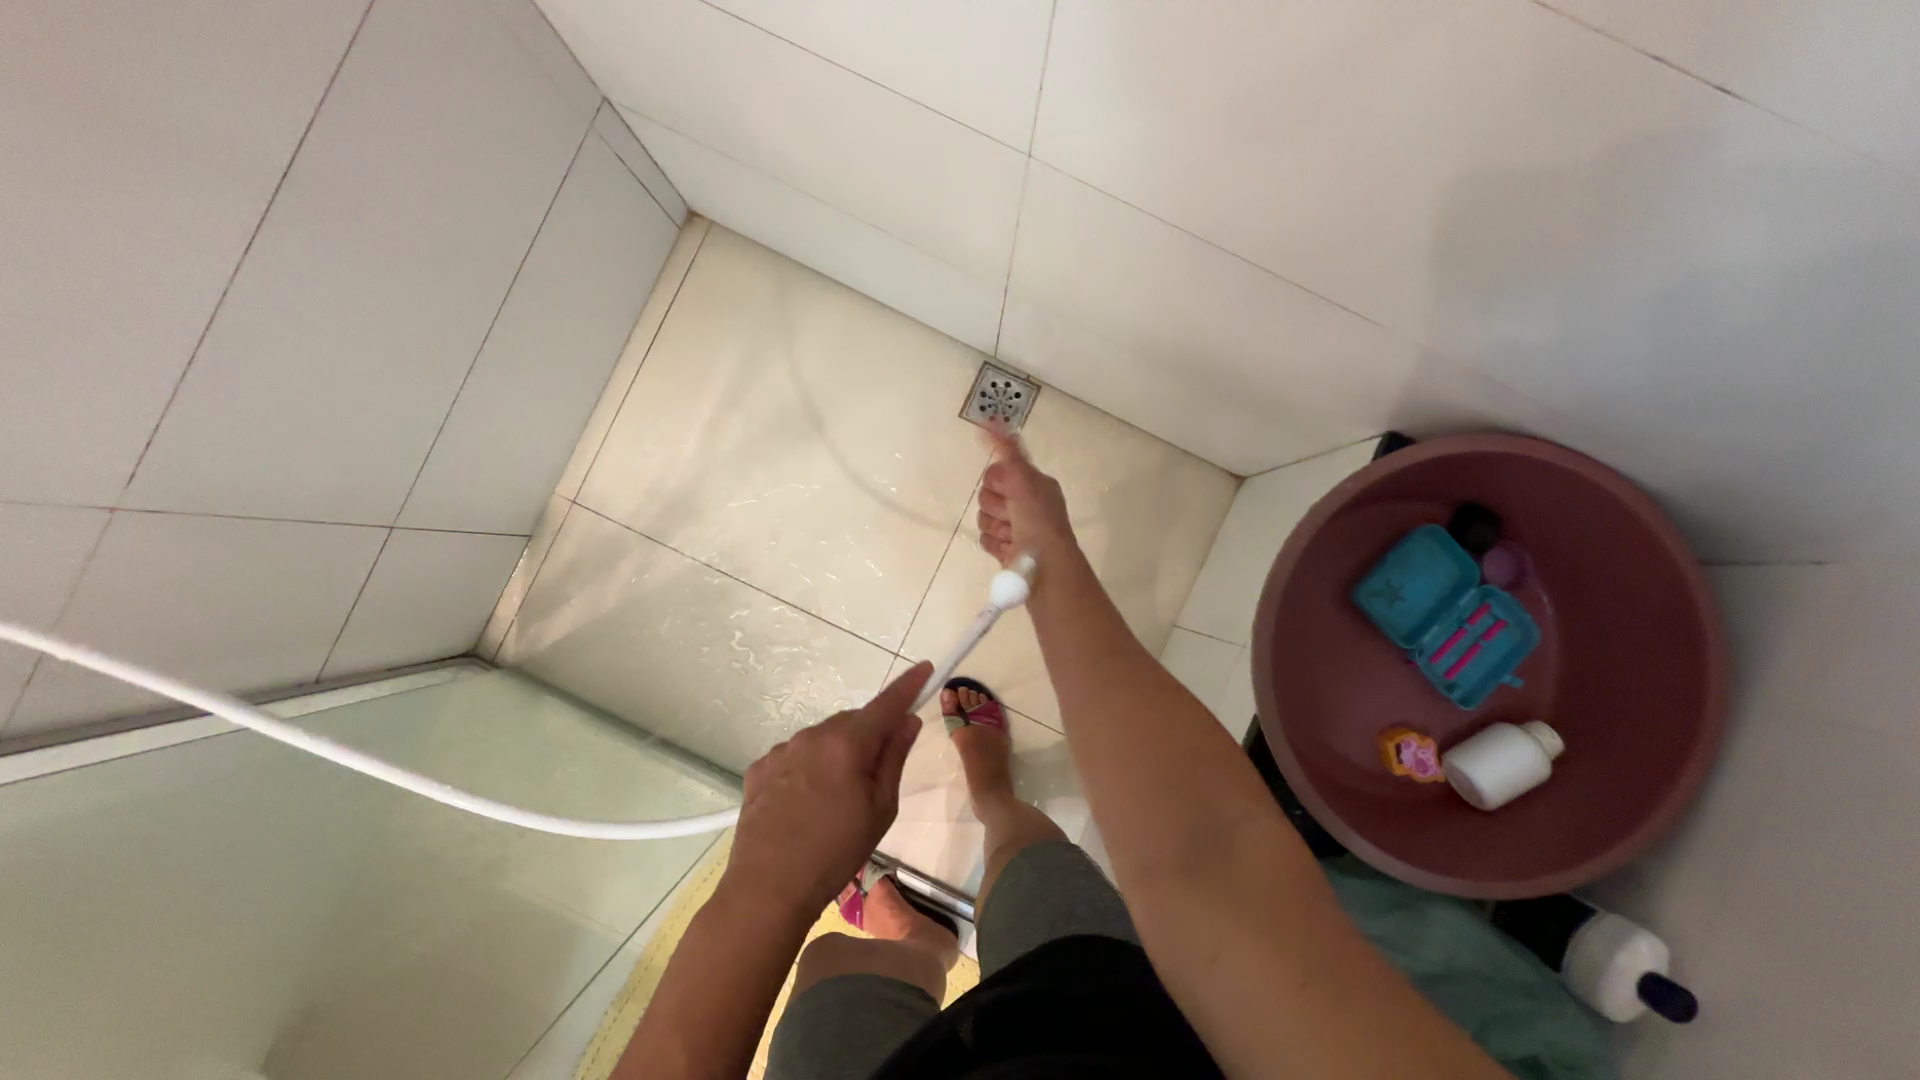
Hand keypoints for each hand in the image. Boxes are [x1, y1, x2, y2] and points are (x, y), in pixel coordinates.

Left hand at [723, 661, 931, 915]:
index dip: (908, 685)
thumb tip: (907, 720)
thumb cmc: (836, 852)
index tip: (925, 668)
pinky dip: (809, 767)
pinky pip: (796, 756)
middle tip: (877, 774)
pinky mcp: (759, 770)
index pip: (886, 704)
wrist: (768, 888)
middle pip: (852, 721)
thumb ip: (894, 758)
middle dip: (869, 734)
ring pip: (822, 739)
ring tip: (836, 799)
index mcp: (847, 743)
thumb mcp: (881, 809)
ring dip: (837, 753)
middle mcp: (812, 736)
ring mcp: (781, 751)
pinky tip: (806, 804)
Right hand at [978, 432, 1074, 565]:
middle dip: (995, 508)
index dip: (998, 482)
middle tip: (1012, 518)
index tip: (1009, 491)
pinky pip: (985, 539)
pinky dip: (994, 545)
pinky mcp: (1007, 549)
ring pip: (984, 519)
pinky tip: (1008, 551)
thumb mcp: (1024, 480)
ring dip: (995, 528)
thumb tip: (992, 421)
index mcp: (1034, 484)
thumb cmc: (1038, 523)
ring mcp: (1016, 528)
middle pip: (987, 495)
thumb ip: (1008, 452)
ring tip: (1012, 538)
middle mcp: (1026, 504)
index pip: (999, 471)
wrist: (1045, 569)